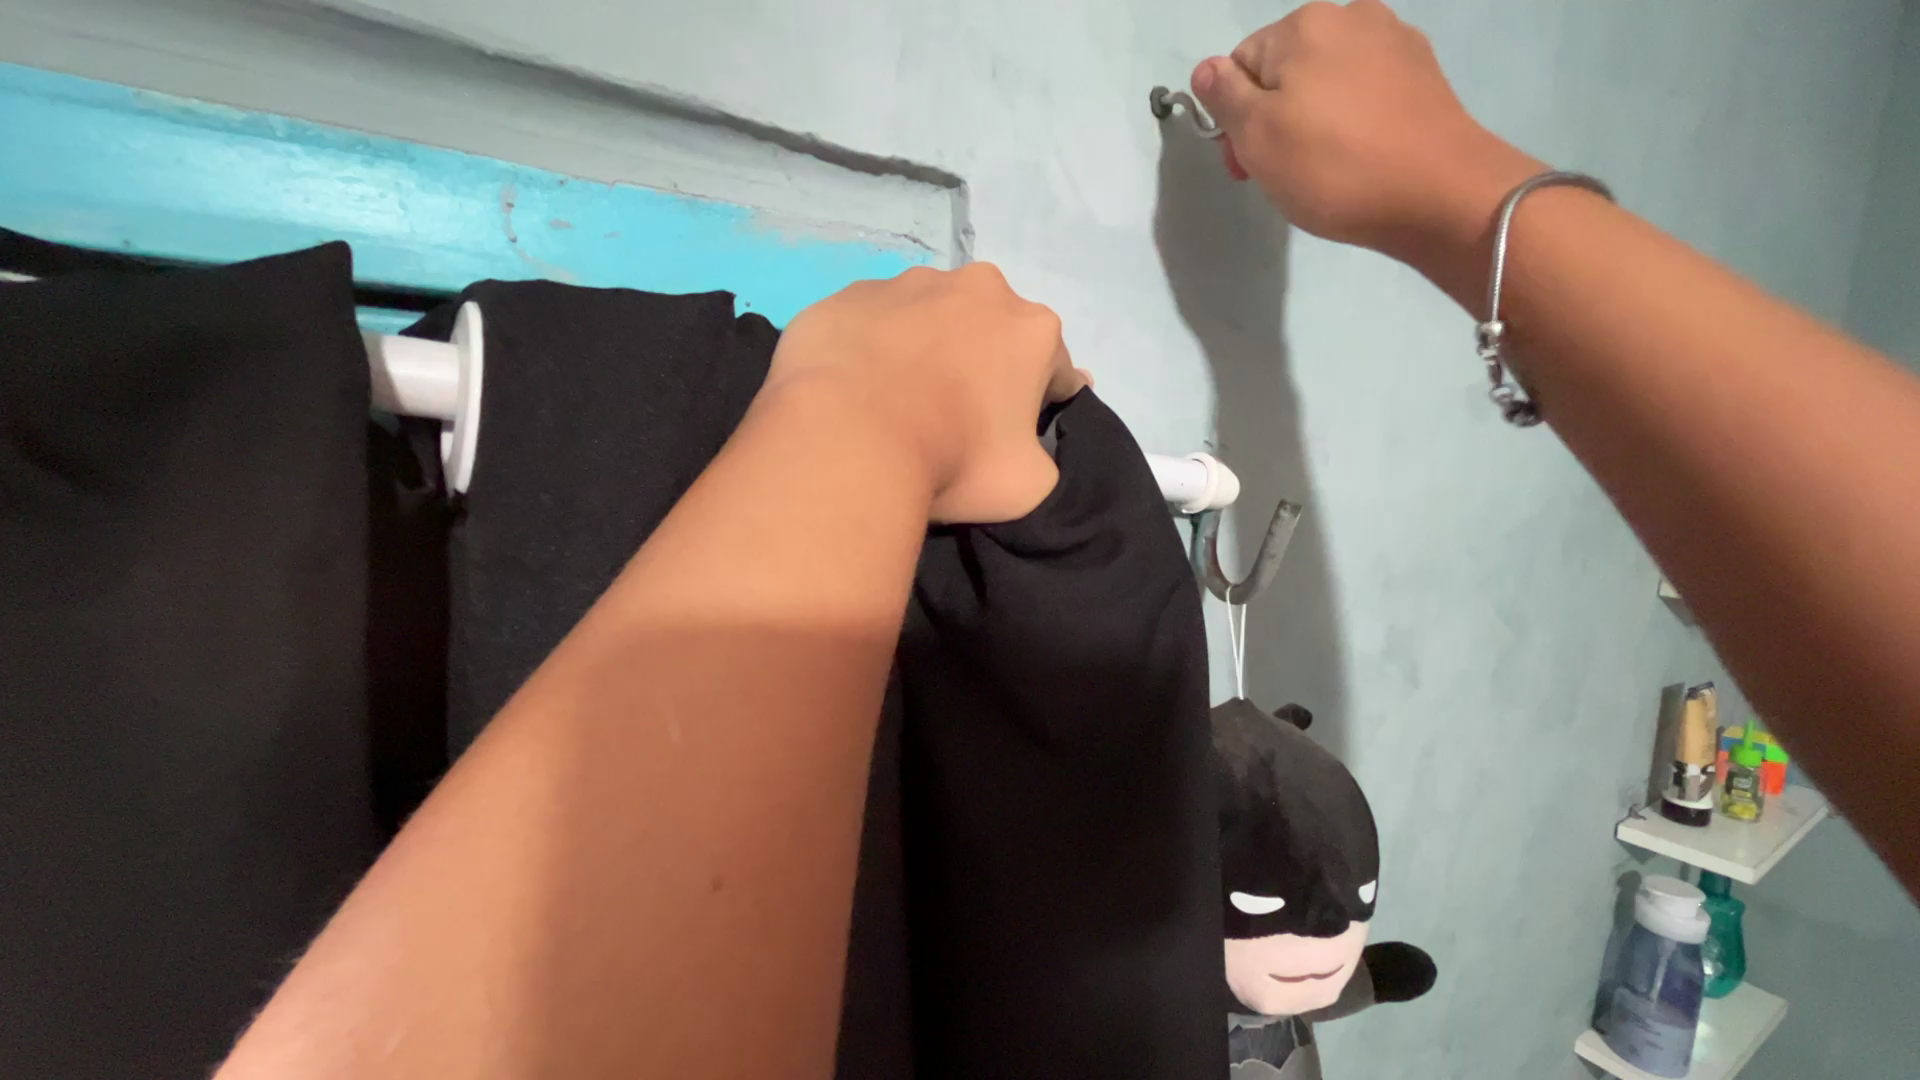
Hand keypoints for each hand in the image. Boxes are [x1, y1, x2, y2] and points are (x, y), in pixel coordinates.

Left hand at [763, 263, 1087, 523]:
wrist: (848, 438)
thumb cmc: (952, 460)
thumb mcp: (1027, 488)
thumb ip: (1044, 465)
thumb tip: (1029, 450)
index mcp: (1033, 330)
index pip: (1056, 373)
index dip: (1040, 408)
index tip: (1015, 439)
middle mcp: (978, 289)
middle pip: (993, 336)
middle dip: (983, 370)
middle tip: (954, 423)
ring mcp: (909, 284)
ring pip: (931, 321)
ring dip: (927, 352)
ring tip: (897, 405)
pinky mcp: (851, 295)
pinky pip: (874, 324)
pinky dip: (874, 349)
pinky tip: (858, 390)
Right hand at [1191, 0, 1543, 259]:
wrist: (1436, 192)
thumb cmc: (1331, 167)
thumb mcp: (1256, 136)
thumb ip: (1224, 97)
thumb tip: (1207, 69)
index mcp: (1302, 26)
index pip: (1239, 64)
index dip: (1232, 117)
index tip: (1245, 163)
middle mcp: (1350, 16)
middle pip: (1283, 69)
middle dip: (1271, 116)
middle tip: (1280, 171)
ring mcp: (1393, 40)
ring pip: (1323, 81)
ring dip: (1309, 119)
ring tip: (1320, 165)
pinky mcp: (1422, 72)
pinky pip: (1363, 92)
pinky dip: (1349, 120)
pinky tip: (1356, 154)